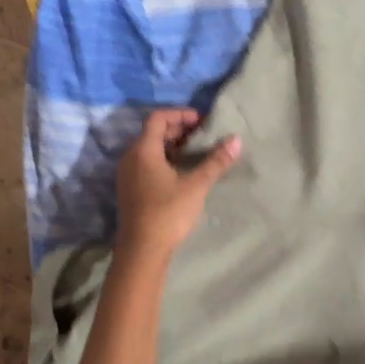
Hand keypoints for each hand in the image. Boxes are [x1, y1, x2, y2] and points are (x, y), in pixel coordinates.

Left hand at [115, 109, 241, 257]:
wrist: (142, 250)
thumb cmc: (168, 213)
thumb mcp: (196, 186)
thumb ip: (216, 161)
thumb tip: (236, 140)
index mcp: (143, 150)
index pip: (158, 118)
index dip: (180, 114)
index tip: (201, 120)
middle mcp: (131, 157)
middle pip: (153, 132)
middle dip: (179, 129)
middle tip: (203, 135)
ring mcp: (128, 174)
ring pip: (150, 149)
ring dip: (172, 145)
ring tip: (197, 152)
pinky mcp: (130, 189)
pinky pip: (147, 163)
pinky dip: (165, 159)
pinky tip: (182, 172)